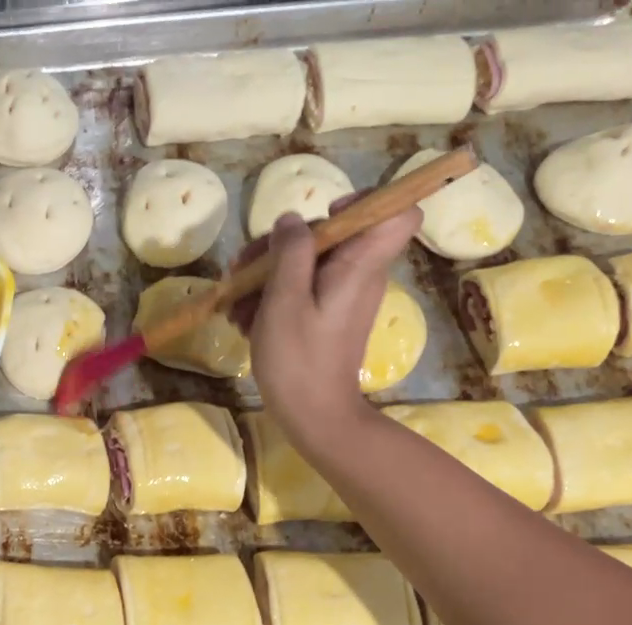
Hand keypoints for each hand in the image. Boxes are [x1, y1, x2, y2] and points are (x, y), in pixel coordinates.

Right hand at [233, 202, 419, 440]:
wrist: (313, 416)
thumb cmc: (298, 359)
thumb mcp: (284, 302)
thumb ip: (289, 254)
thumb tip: (291, 220)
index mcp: (359, 265)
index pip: (397, 211)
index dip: (364, 202)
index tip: (322, 216)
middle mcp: (359, 274)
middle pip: (331, 235)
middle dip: (282, 246)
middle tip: (242, 269)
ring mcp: (342, 297)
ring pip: (308, 264)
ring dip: (265, 278)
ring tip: (234, 306)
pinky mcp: (326, 317)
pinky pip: (301, 291)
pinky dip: (271, 299)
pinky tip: (244, 321)